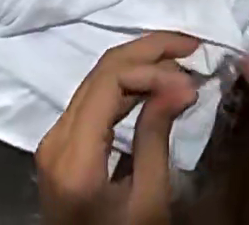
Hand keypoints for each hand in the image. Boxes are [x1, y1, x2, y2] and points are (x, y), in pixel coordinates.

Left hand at [38, 31, 200, 224]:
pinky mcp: (64, 141)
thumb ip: (157, 136)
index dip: (152, 67)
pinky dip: (129, 82)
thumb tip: (182, 81)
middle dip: (150, 51)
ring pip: (100, 76)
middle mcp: (56, 136)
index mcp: (73, 155)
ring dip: (142, 62)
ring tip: (182, 60)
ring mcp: (56, 137)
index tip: (190, 77)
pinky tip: (158, 81)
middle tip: (191, 46)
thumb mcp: (148, 202)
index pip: (110, 80)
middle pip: (103, 70)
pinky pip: (97, 95)